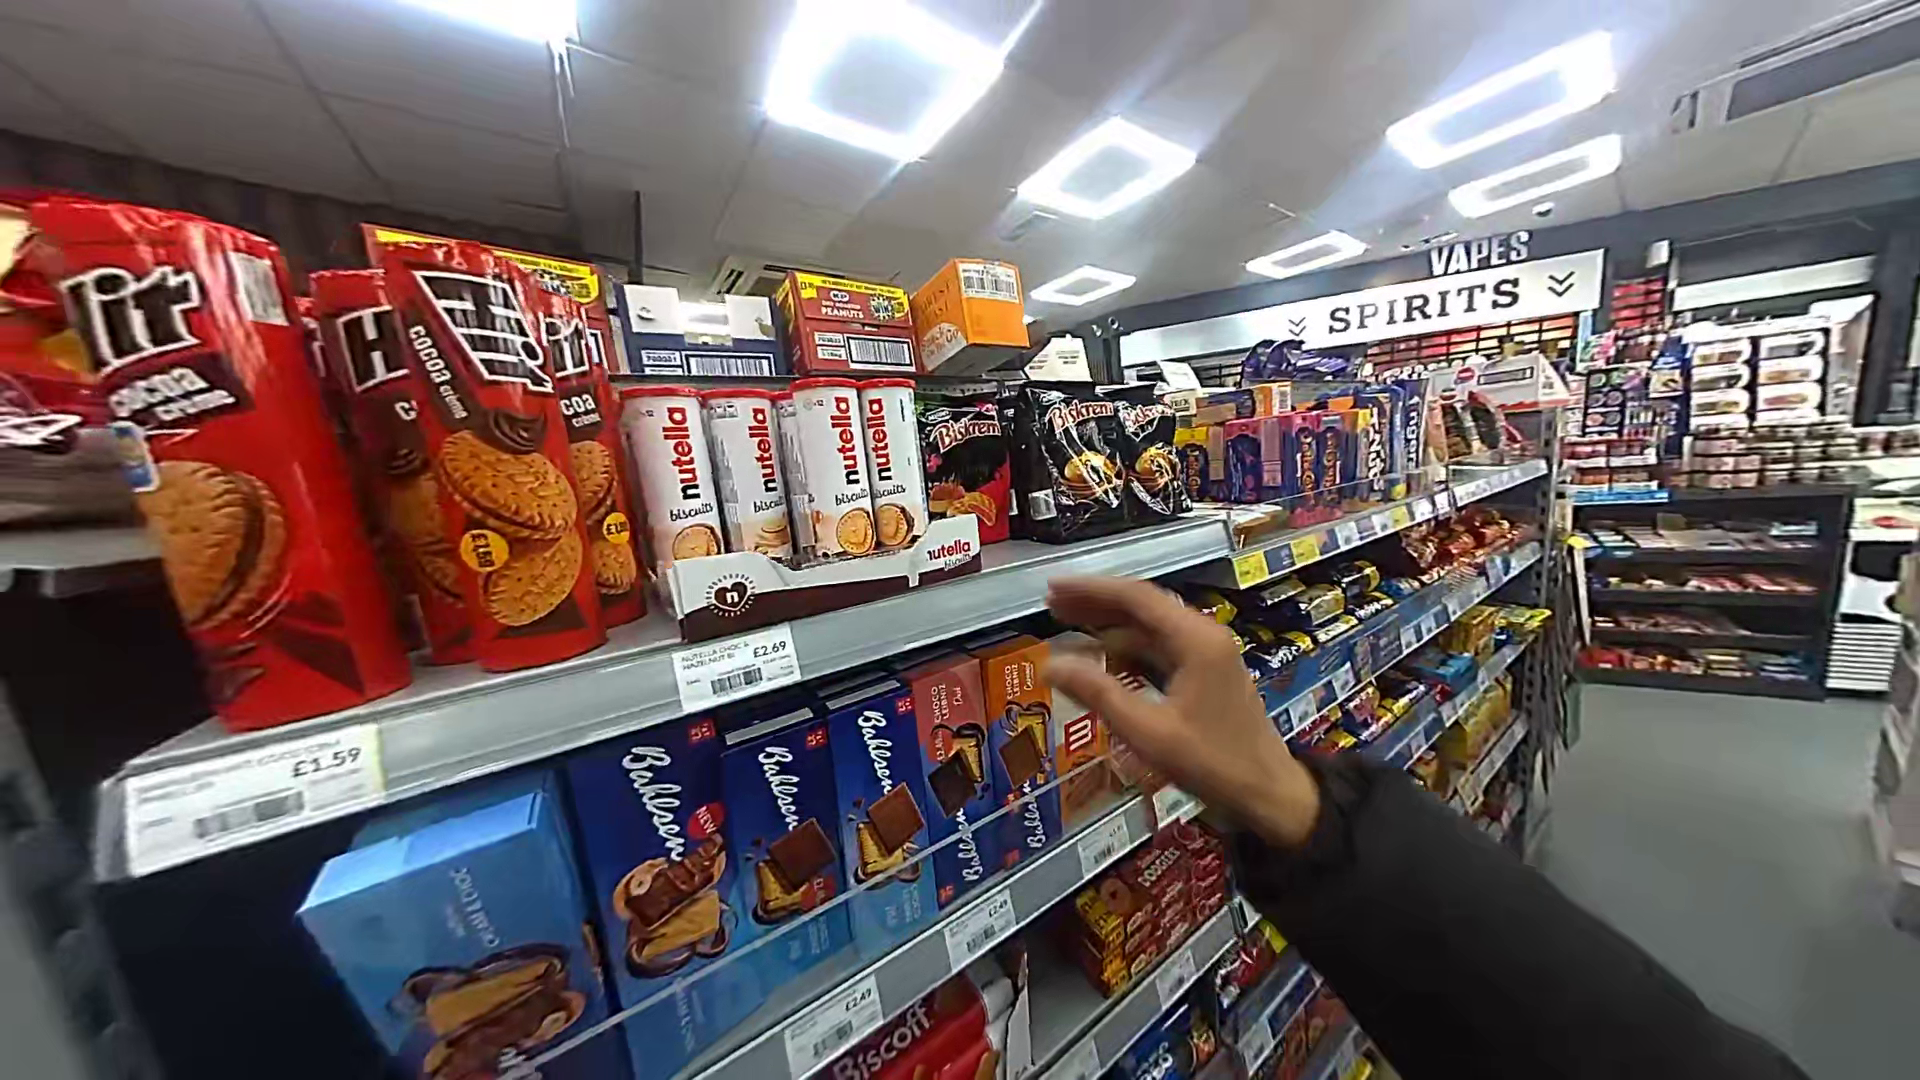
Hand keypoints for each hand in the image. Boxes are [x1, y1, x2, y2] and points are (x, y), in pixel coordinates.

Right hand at [1042, 576, 1320, 847]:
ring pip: (1148, 624)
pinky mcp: (1203, 669)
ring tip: (1066, 621)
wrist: (1272, 796)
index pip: (1135, 597)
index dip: (1090, 589)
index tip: (1053, 587)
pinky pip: (1157, 644)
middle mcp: (1202, 634)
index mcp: (1195, 640)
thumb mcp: (1148, 732)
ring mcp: (1206, 651)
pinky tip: (1099, 653)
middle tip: (1051, 602)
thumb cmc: (1213, 763)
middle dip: (1095, 601)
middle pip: (1141, 604)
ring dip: (1108, 621)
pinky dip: (1126, 644)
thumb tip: (1049, 665)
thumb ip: (1098, 694)